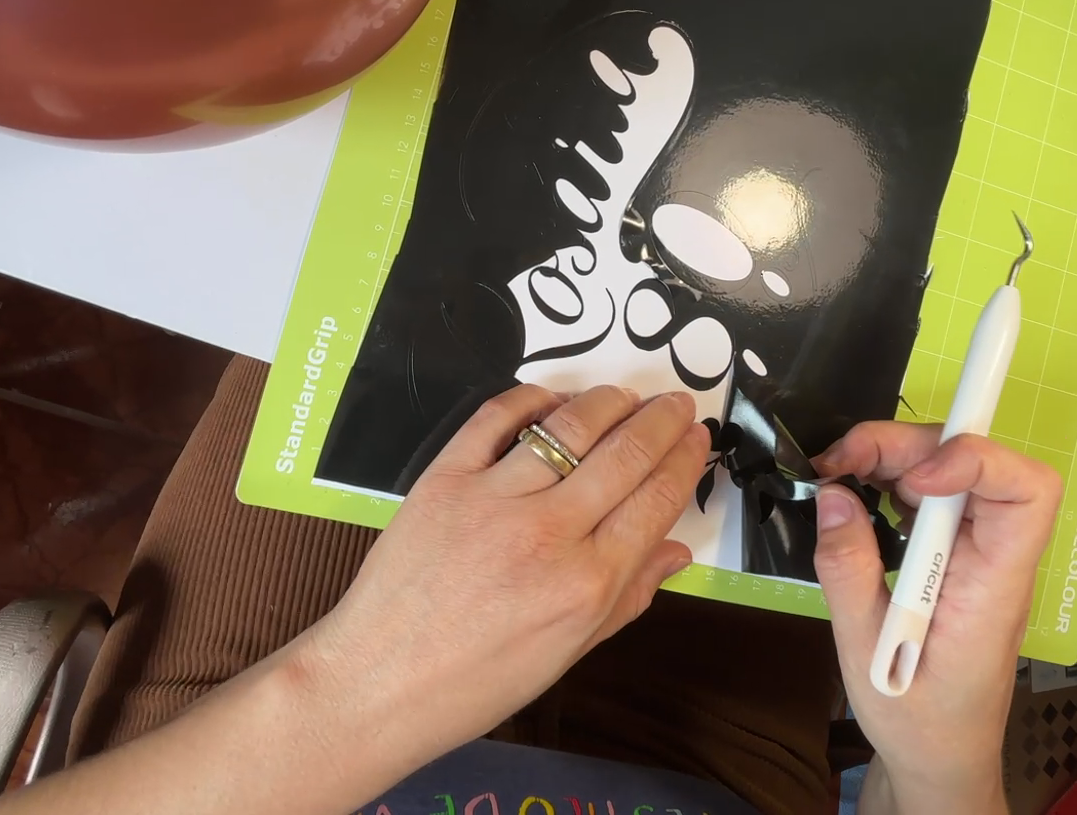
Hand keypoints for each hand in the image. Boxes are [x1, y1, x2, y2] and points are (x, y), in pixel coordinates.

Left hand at [301, 384, 710, 772]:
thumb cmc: (480, 681)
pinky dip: (531, 396)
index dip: (685, 460)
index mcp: (587, 584)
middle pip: (624, 454)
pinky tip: (553, 397)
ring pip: (569, 426)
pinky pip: (497, 416)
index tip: (698, 436)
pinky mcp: (445, 475)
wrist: (378, 681)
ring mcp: (493, 497)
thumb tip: (678, 550)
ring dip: (608, 401)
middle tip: (677, 400)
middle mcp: (548, 532)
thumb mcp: (569, 653)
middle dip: (662, 419)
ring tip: (626, 395)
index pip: (656, 500)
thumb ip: (629, 596)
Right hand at [812, 424, 1062, 813]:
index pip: (1027, 494)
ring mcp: (971, 548)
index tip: (911, 478)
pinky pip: (926, 490)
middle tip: (835, 461)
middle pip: (974, 465)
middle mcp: (991, 554)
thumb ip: (848, 572)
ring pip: (946, 467)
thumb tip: (831, 493)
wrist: (940, 759)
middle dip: (903, 445)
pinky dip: (883, 474)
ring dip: (887, 453)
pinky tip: (849, 489)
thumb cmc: (916, 721)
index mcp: (993, 585)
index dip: (975, 461)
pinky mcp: (947, 548)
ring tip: (832, 470)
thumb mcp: (865, 652)